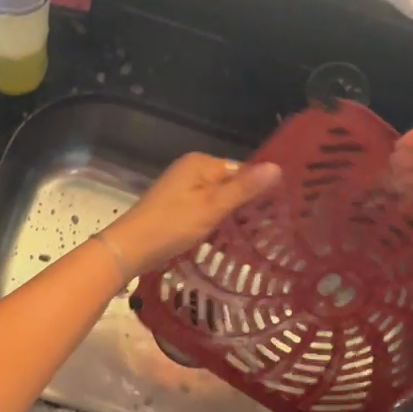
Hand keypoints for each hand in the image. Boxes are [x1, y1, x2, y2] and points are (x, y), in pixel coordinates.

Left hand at [99, 154, 282, 277]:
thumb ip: (244, 188)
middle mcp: (190, 169)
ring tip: (259, 234)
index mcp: (200, 163)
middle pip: (230, 183)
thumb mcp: (212, 207)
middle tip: (275, 225)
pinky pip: (205, 208)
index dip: (261, 187)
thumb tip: (277, 166)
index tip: (283, 209)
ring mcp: (181, 188)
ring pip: (218, 198)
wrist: (129, 248)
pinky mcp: (176, 206)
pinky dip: (217, 220)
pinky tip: (229, 237)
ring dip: (233, 214)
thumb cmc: (172, 225)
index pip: (242, 169)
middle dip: (248, 202)